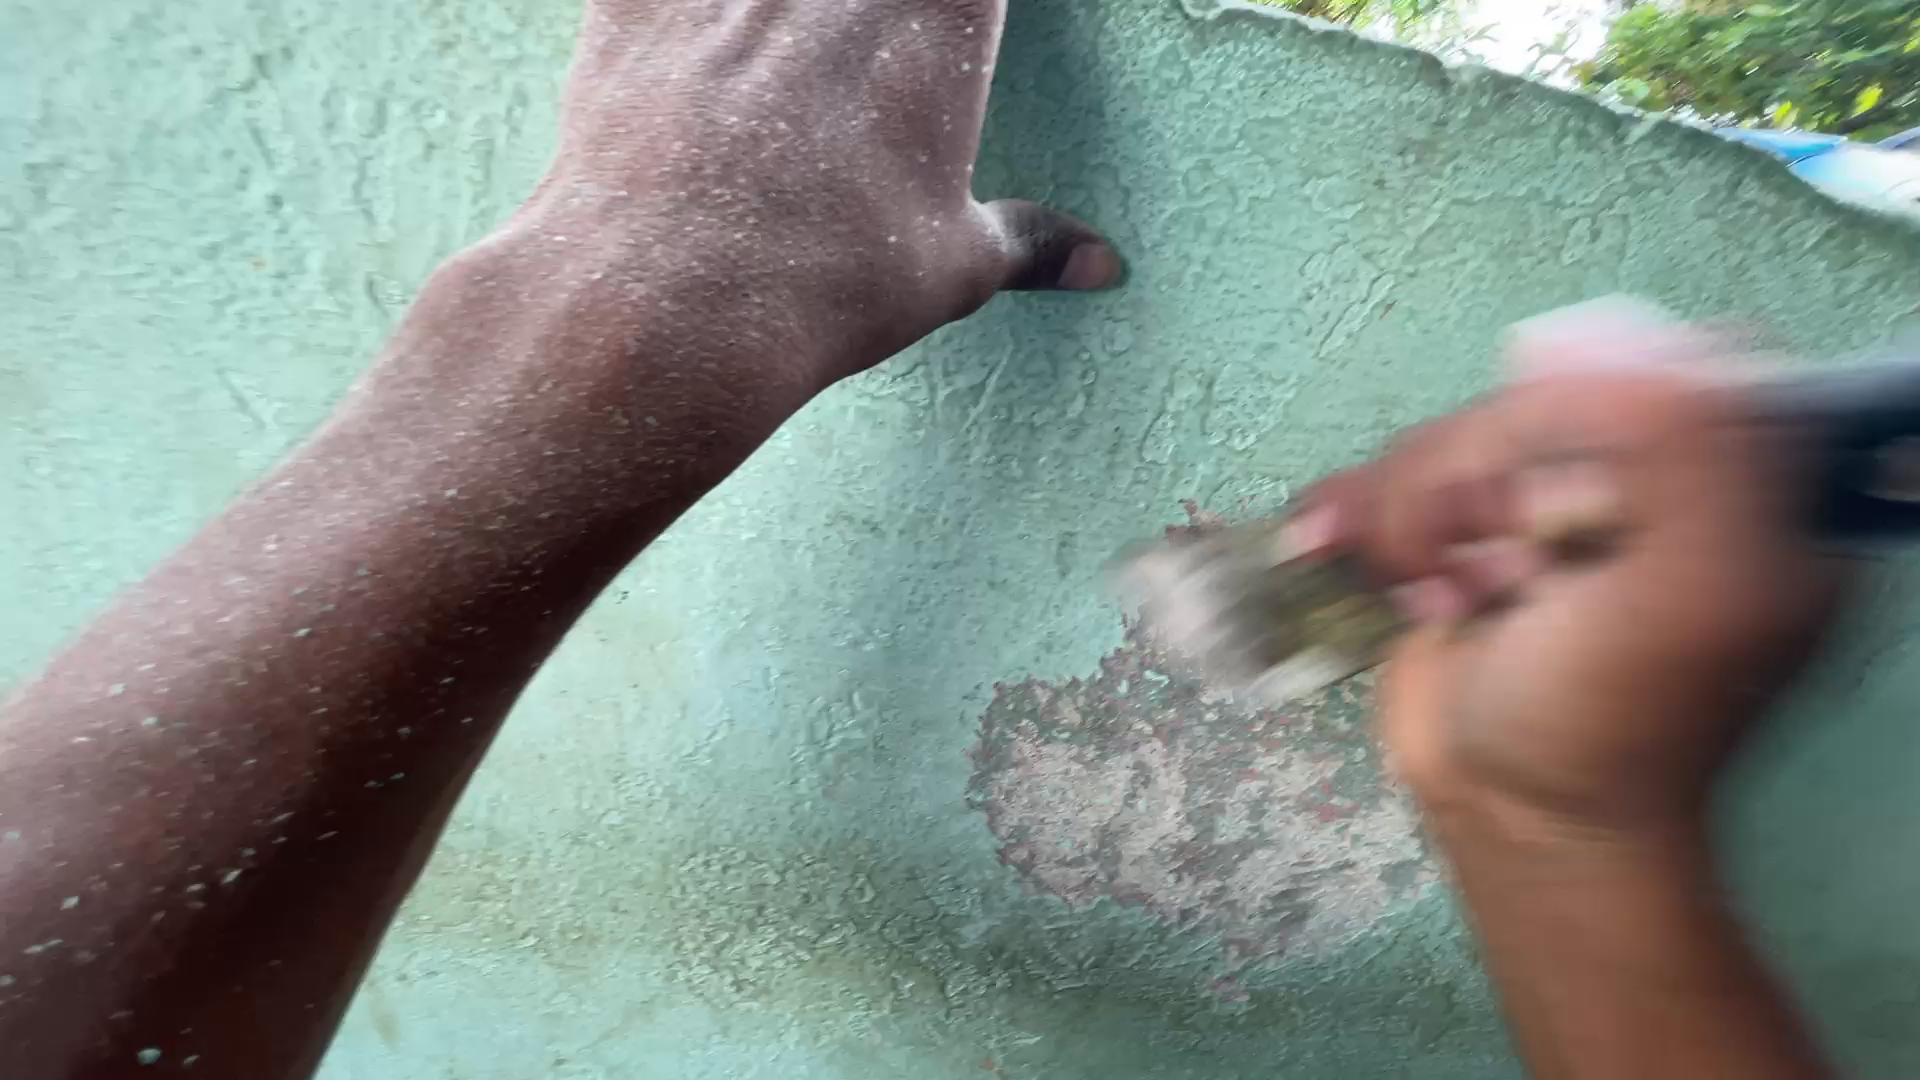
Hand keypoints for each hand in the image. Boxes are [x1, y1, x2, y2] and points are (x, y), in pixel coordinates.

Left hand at [518, 0, 1120, 393]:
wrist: (685, 305)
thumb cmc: (836, 283)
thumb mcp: (955, 270)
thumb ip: (1032, 246)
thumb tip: (1104, 265)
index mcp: (939, 16)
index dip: (978, 14)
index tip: (972, 36)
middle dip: (894, 16)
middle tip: (881, 70)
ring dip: (800, 14)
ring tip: (808, 54)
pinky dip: (680, 6)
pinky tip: (702, 37)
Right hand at [1292, 301, 1845, 837]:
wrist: (1504, 800)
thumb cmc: (1603, 720)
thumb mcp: (1686, 597)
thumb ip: (1680, 450)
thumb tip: (1571, 332)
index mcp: (1706, 473)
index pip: (1617, 369)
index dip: (1556, 425)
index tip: (1544, 514)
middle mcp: (1609, 475)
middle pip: (1498, 411)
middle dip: (1462, 502)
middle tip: (1483, 585)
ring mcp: (1513, 506)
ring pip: (1422, 449)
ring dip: (1403, 528)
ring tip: (1430, 600)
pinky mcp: (1438, 533)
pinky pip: (1370, 483)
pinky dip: (1339, 518)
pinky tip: (1324, 549)